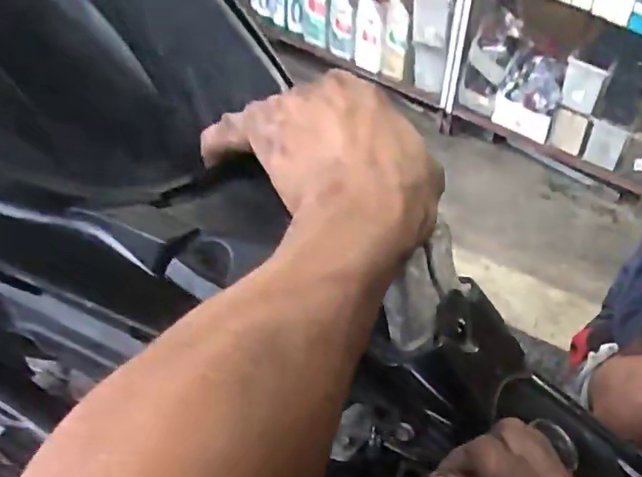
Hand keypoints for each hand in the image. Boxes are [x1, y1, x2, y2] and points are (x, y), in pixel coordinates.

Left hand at [200, 71, 444, 272]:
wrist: (365, 220)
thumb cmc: (402, 200)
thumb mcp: (427, 179)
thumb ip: (413, 165)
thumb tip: (409, 172)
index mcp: (369, 97)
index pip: (355, 108)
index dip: (353, 136)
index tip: (354, 160)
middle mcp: (325, 90)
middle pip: (313, 108)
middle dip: (313, 132)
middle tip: (317, 167)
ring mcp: (289, 108)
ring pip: (276, 116)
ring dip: (275, 136)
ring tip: (273, 163)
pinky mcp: (261, 131)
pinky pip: (233, 130)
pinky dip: (223, 142)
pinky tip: (214, 155)